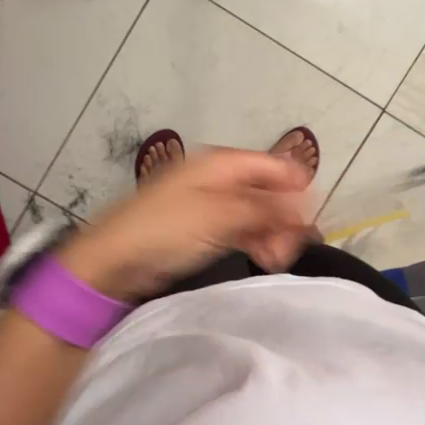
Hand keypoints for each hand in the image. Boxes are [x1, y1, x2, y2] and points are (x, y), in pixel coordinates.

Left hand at [56, 149, 313, 301]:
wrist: (112, 262)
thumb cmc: (164, 230)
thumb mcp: (219, 215)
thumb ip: (265, 207)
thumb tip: (305, 202)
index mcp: (222, 163)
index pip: (275, 166)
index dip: (298, 189)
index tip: (313, 221)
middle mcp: (220, 178)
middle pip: (269, 191)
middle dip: (286, 217)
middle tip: (292, 249)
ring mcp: (212, 205)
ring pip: (258, 213)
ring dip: (273, 234)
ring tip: (276, 260)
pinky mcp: (204, 230)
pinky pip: (242, 230)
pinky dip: (257, 242)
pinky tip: (265, 259)